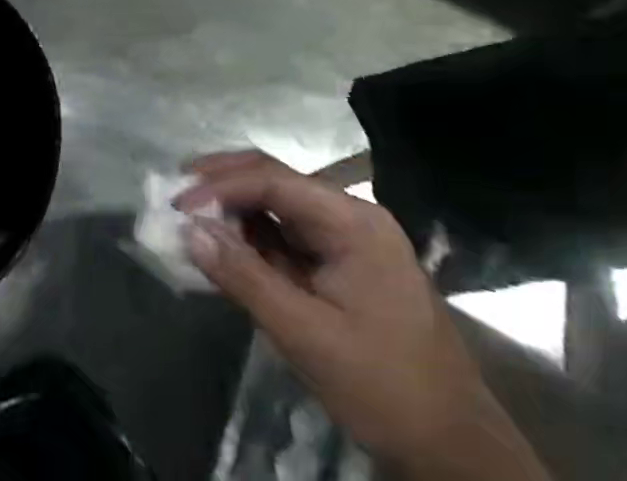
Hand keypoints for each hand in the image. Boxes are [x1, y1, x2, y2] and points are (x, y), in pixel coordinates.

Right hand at [177, 151, 547, 480]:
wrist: (453, 447)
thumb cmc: (383, 385)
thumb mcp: (305, 333)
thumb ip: (244, 276)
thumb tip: (188, 230)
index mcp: (353, 222)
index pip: (272, 180)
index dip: (219, 186)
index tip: (177, 206)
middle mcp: (350, 217)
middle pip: (274, 180)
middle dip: (221, 183)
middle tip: (174, 194)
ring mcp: (346, 240)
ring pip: (276, 205)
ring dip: (231, 209)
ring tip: (187, 219)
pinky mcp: (338, 264)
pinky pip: (284, 235)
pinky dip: (248, 236)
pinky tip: (221, 245)